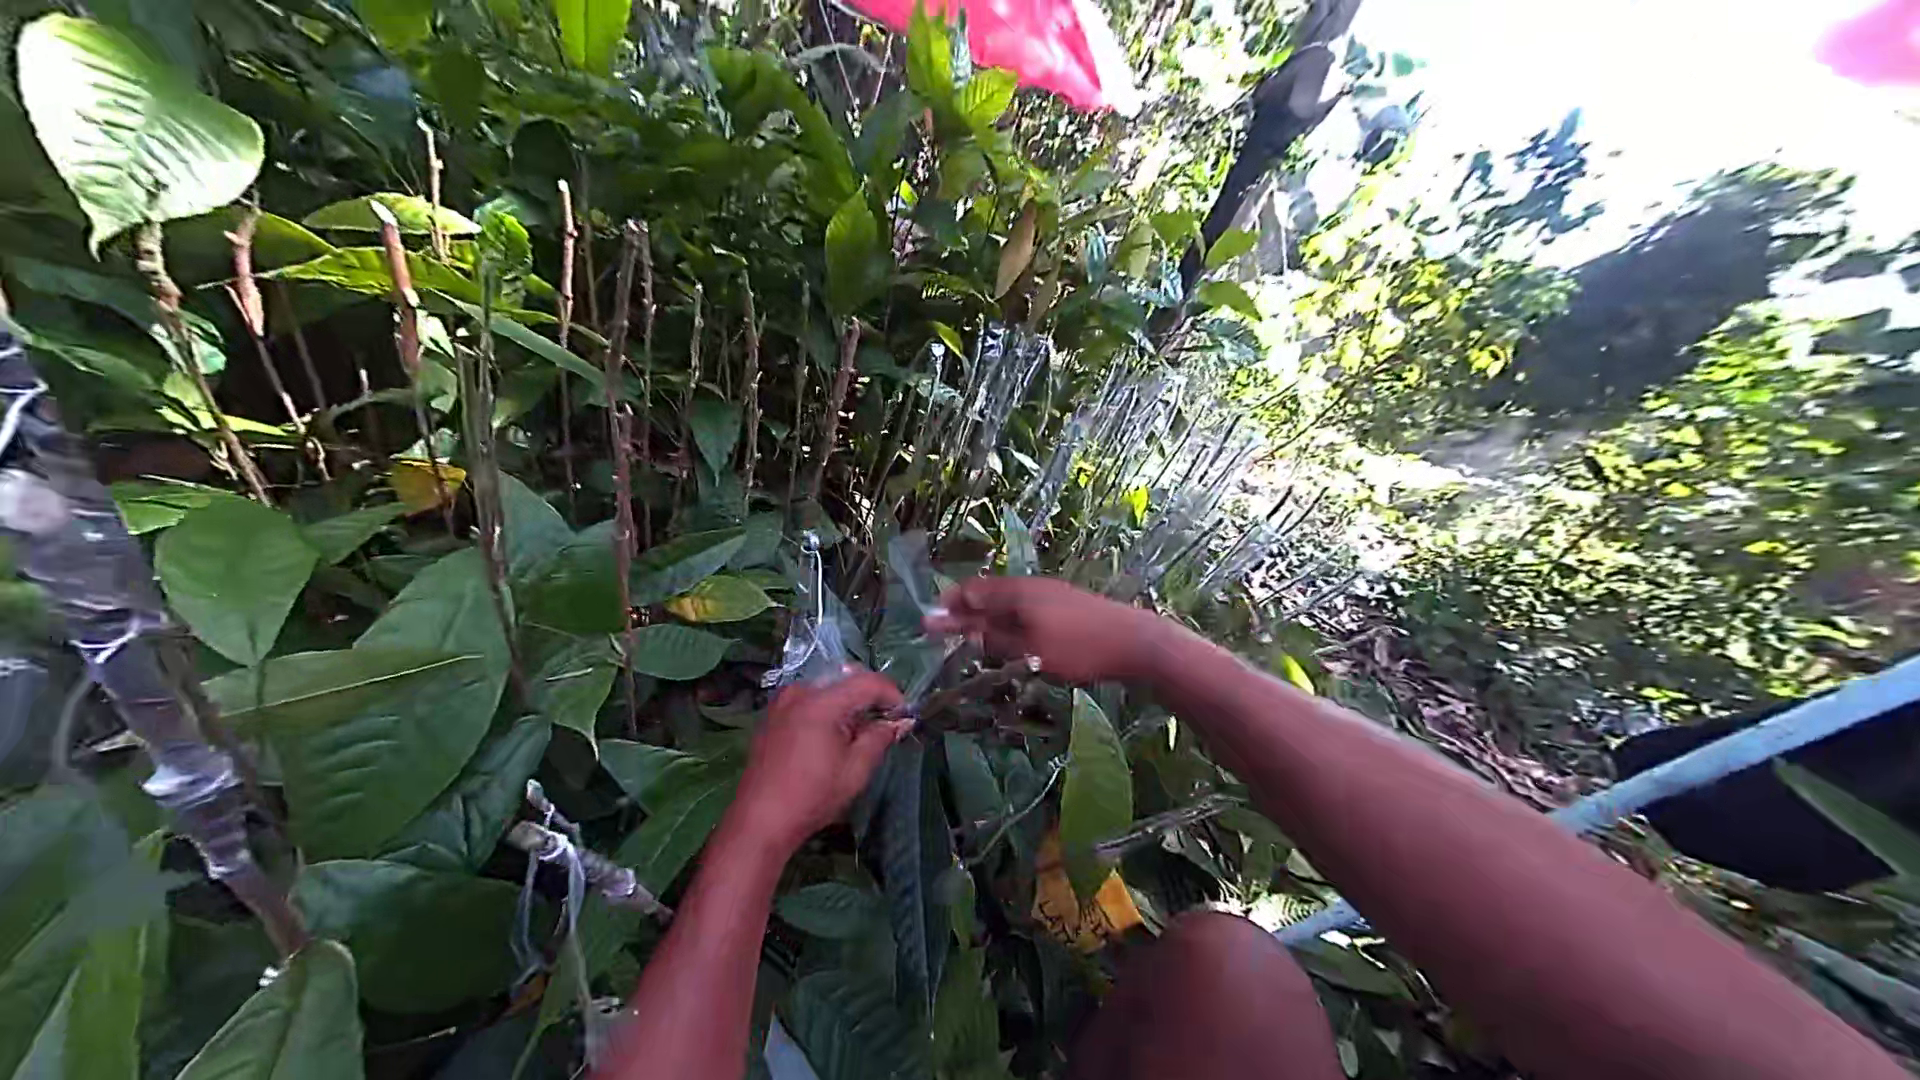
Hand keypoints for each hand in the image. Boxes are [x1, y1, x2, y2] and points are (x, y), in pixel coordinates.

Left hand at [729, 669, 909, 853]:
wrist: (758, 822)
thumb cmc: (811, 797)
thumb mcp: (855, 770)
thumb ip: (880, 738)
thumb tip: (899, 721)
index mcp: (821, 703)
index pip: (868, 682)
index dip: (892, 695)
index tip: (904, 715)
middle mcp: (799, 692)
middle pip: (847, 681)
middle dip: (870, 699)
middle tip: (884, 725)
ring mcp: (782, 702)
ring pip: (828, 690)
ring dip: (848, 705)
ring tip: (857, 737)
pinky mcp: (773, 715)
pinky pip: (809, 700)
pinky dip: (827, 711)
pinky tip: (831, 739)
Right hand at [924, 576, 1175, 684]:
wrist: (1135, 642)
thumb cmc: (1078, 648)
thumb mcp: (1029, 650)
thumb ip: (993, 639)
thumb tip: (960, 630)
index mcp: (1016, 592)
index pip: (971, 592)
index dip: (949, 606)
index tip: (930, 623)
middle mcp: (1029, 586)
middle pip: (987, 594)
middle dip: (965, 611)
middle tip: (947, 632)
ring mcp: (1049, 592)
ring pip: (1006, 600)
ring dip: (986, 616)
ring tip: (974, 637)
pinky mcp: (1064, 603)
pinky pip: (1024, 606)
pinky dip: (1007, 619)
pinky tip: (1010, 635)